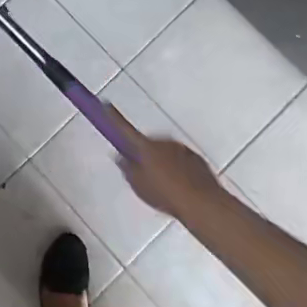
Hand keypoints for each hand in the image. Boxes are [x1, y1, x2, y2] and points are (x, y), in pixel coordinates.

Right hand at [107, 105, 222, 221]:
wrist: (200, 202)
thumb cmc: (167, 194)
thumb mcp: (138, 185)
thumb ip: (127, 168)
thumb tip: (122, 159)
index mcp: (146, 146)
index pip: (124, 128)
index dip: (113, 116)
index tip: (106, 104)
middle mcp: (163, 141)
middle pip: (147, 143)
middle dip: (144, 154)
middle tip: (142, 175)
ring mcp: (181, 148)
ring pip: (165, 152)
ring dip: (162, 163)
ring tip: (163, 187)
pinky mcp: (195, 157)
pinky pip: (180, 159)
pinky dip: (177, 168)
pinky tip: (177, 186)